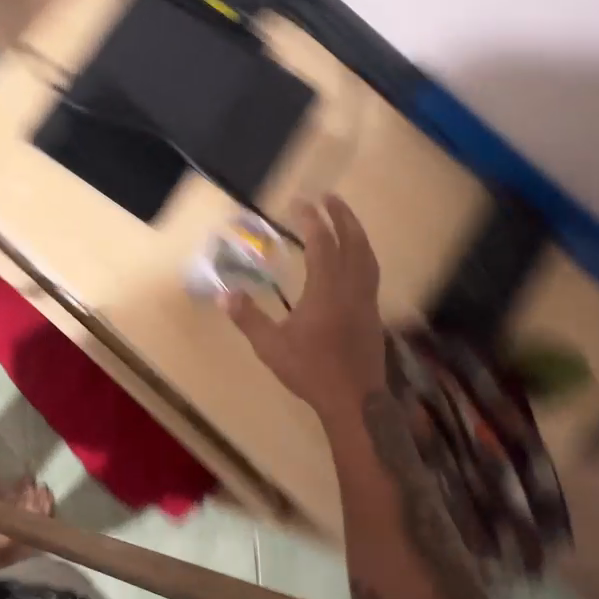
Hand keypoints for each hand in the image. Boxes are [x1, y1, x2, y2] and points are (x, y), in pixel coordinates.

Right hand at [225, 196, 386, 415]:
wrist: (354, 400)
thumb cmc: (310, 372)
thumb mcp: (271, 347)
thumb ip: (249, 318)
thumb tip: (225, 295)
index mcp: (326, 291)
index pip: (322, 244)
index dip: (311, 221)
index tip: (299, 203)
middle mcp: (351, 289)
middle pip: (353, 242)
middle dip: (341, 216)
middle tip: (329, 197)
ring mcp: (367, 301)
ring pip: (367, 257)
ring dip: (356, 232)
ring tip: (345, 219)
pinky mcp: (373, 315)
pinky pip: (371, 273)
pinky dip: (363, 254)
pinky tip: (355, 260)